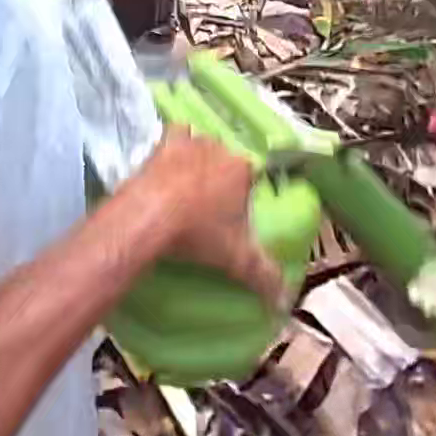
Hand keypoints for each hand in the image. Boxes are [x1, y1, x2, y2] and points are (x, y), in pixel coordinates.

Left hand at [130, 126, 285, 307]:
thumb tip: (284, 301)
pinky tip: (169, 159)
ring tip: (190, 182)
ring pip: (201, 142)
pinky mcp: (162, 144)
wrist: (151, 216)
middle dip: (222, 175)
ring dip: (198, 156)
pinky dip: (173, 143)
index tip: (236, 210)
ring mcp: (189, 142)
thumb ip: (265, 276)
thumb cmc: (199, 233)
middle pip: (226, 157)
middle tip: (212, 203)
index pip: (252, 173)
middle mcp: (218, 148)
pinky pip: (173, 134)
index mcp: (241, 169)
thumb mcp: (237, 260)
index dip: (245, 190)